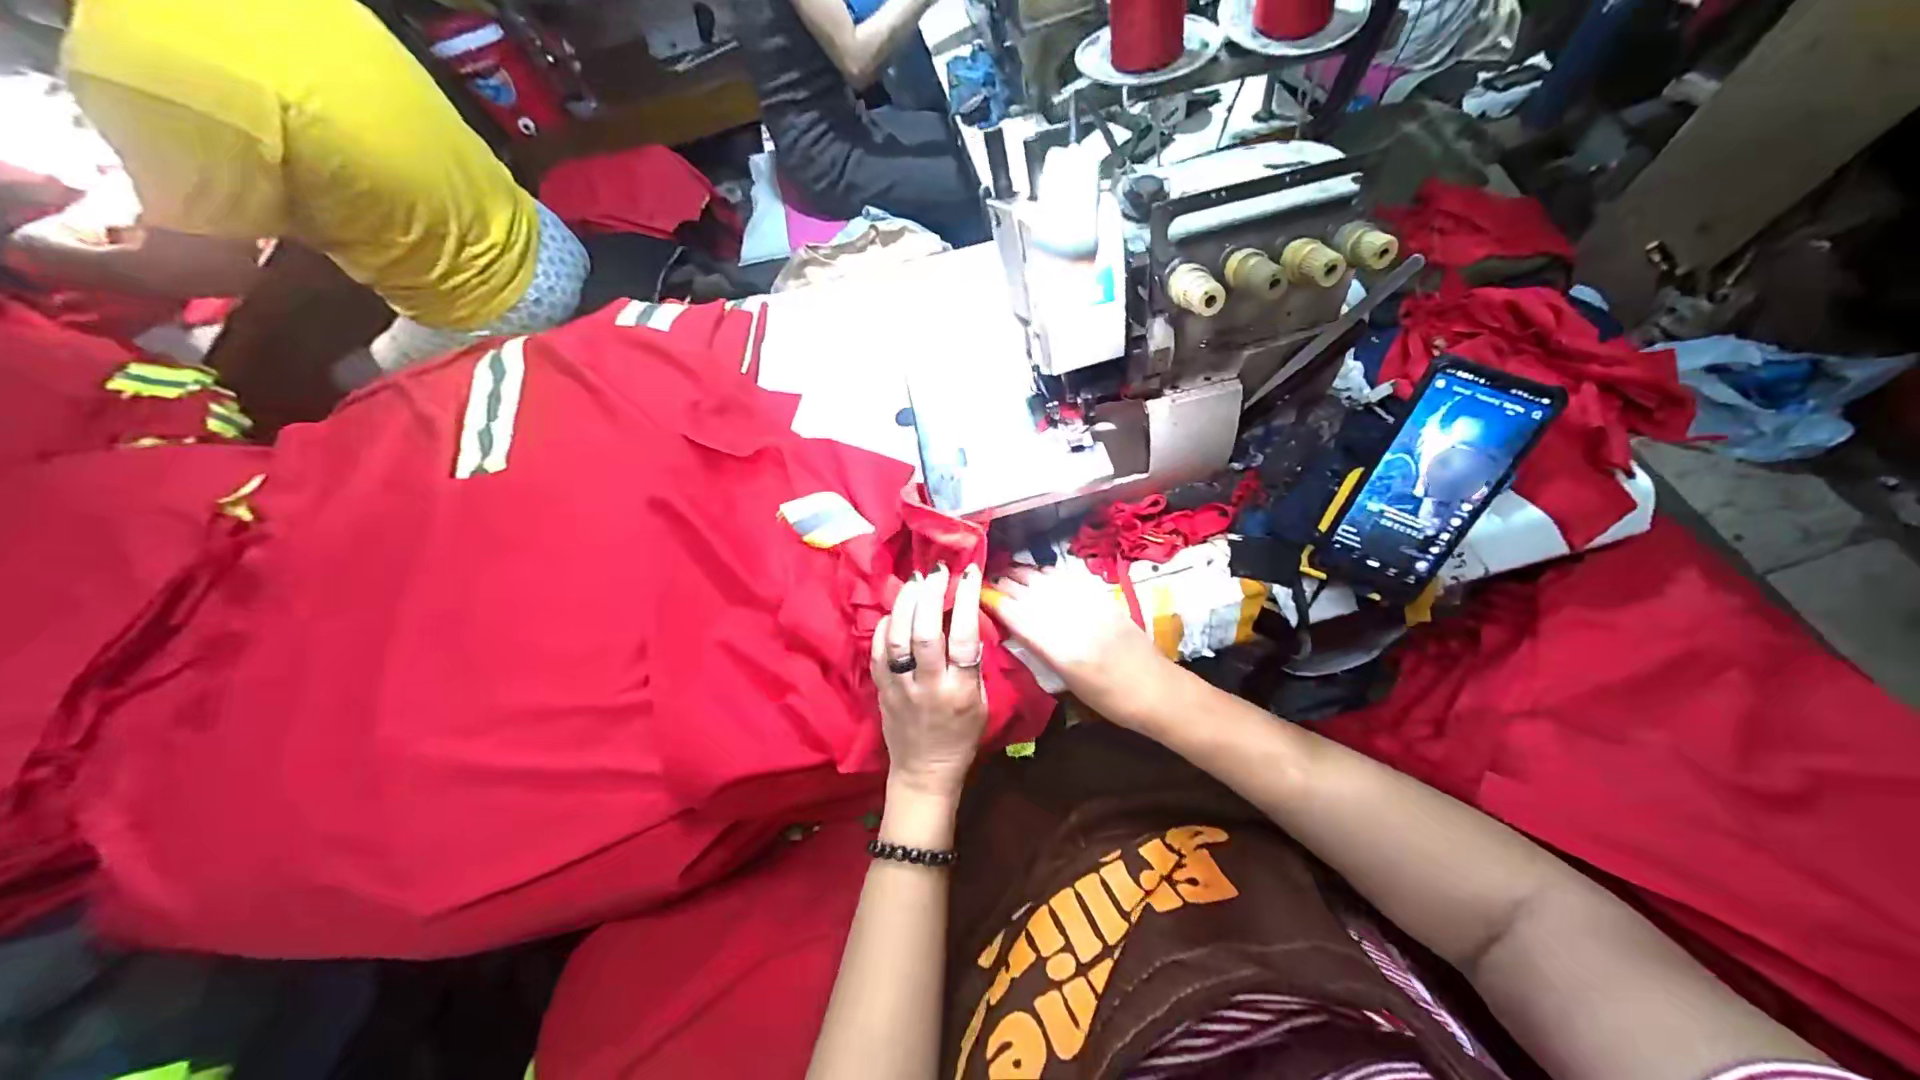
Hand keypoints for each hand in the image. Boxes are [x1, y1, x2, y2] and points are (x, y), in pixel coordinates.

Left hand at [871, 564, 989, 800]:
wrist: (924, 770)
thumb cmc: (961, 736)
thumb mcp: (982, 702)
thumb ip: (972, 664)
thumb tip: (964, 619)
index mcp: (960, 689)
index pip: (963, 635)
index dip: (965, 599)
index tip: (968, 573)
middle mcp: (928, 684)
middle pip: (924, 631)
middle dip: (930, 594)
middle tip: (936, 571)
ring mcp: (899, 686)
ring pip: (896, 637)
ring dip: (905, 603)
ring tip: (915, 581)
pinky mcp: (881, 688)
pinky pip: (877, 650)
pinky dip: (885, 625)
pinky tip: (895, 608)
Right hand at [984, 565, 1172, 716]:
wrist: (1156, 691)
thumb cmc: (1109, 700)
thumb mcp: (1067, 682)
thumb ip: (1040, 651)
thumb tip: (1015, 628)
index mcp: (1060, 650)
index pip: (1018, 617)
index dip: (996, 602)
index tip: (978, 593)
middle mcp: (1073, 623)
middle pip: (1031, 595)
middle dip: (1006, 584)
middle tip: (986, 579)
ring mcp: (1090, 608)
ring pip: (1049, 582)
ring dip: (1025, 574)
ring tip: (1007, 571)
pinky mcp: (1104, 600)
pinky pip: (1070, 580)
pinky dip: (1050, 574)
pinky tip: (1040, 573)